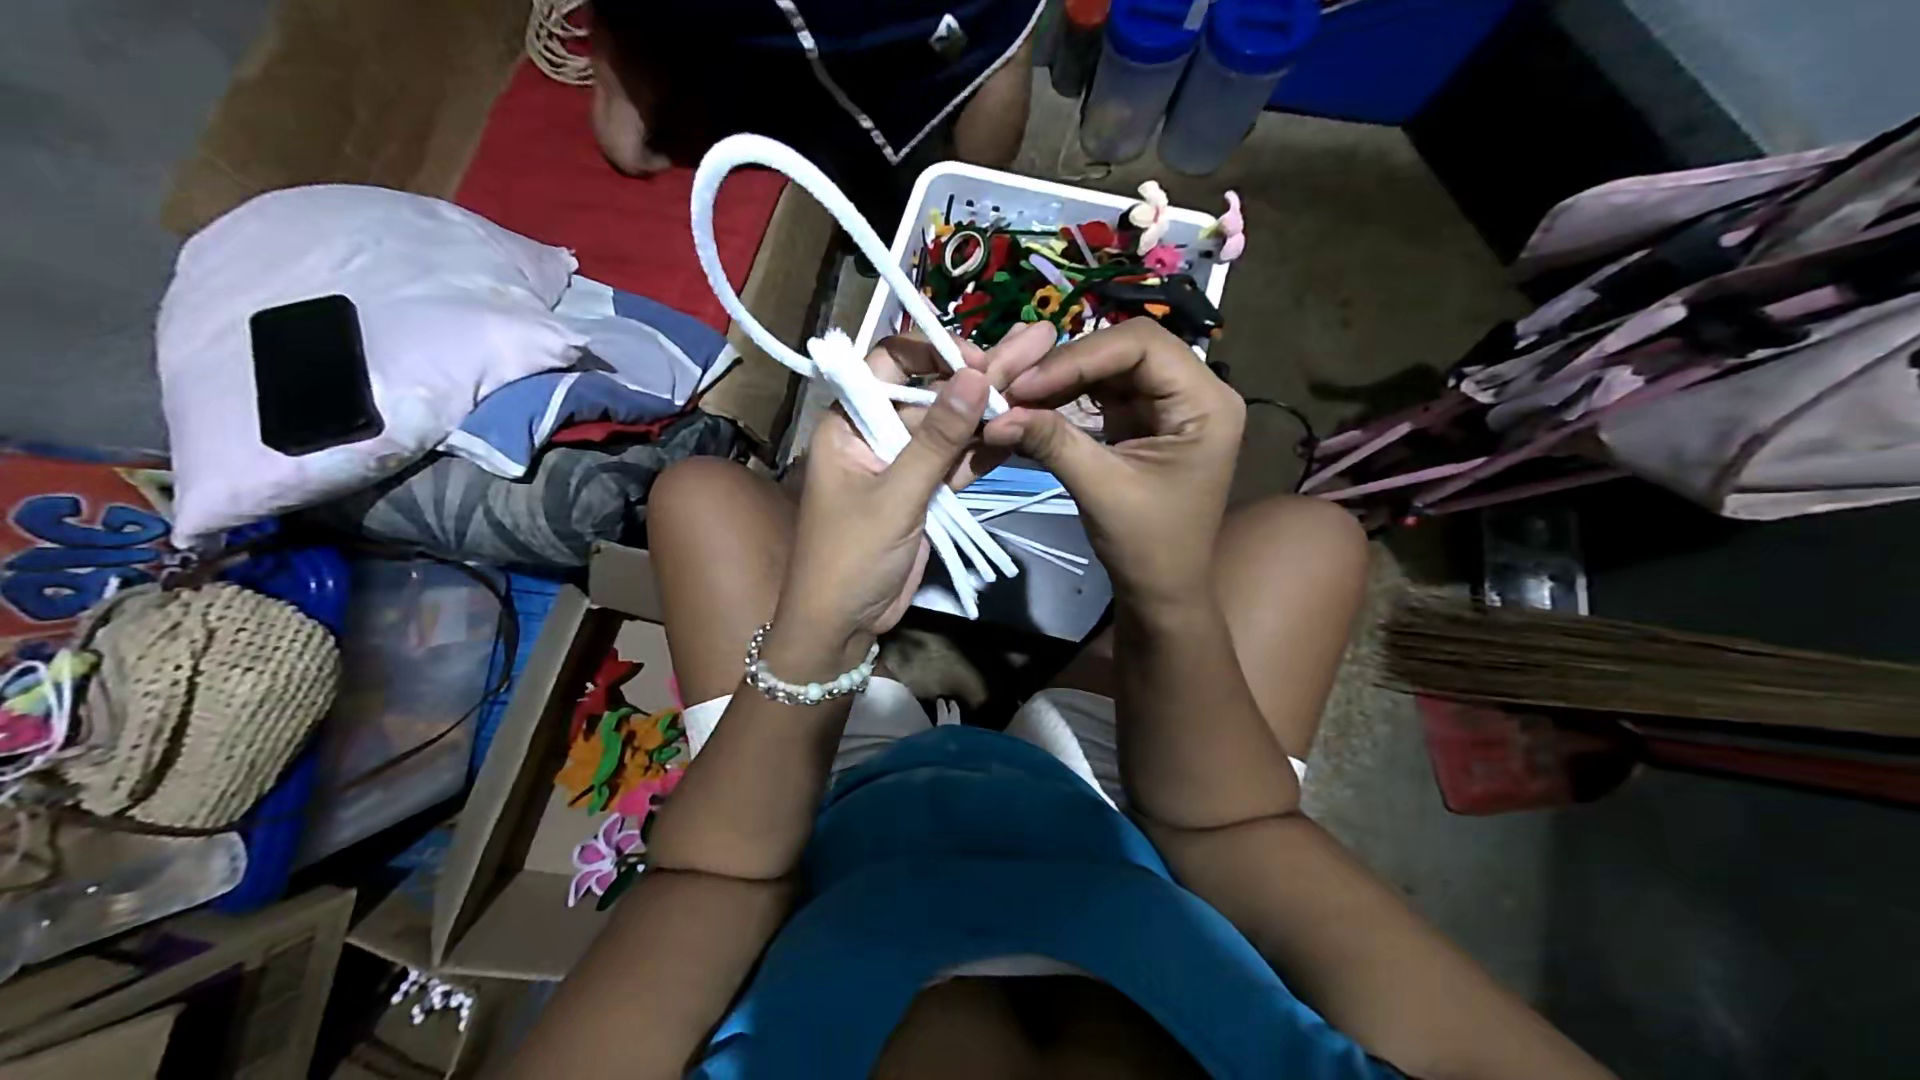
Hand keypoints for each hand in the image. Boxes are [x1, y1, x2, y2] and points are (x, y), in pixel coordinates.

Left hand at [776, 324, 1055, 650]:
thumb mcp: (894, 496)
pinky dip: (988, 448)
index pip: (890, 365)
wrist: (842, 625)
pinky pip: (960, 462)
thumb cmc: (851, 557)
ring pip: (954, 427)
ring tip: (1045, 371)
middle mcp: (877, 434)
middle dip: (984, 371)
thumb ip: (937, 438)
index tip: (977, 360)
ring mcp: (905, 464)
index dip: (934, 354)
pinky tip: (1026, 423)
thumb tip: (975, 375)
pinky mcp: (926, 493)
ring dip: (996, 405)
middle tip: (1037, 341)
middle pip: (934, 393)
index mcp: (849, 423)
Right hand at [982, 319, 1244, 610]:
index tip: (1027, 383)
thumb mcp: (1100, 489)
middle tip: (1017, 386)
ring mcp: (1169, 403)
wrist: (1162, 586)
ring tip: (1019, 395)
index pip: (1143, 346)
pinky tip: (1037, 404)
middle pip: (1127, 348)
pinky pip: (1103, 391)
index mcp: (1206, 403)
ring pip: (1110, 366)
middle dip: (1069, 364)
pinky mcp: (1145, 418)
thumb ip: (1053, 442)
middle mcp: (1195, 391)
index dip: (1081, 355)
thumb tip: (996, 415)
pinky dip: (1068, 395)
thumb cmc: (1148, 544)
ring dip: (1063, 378)